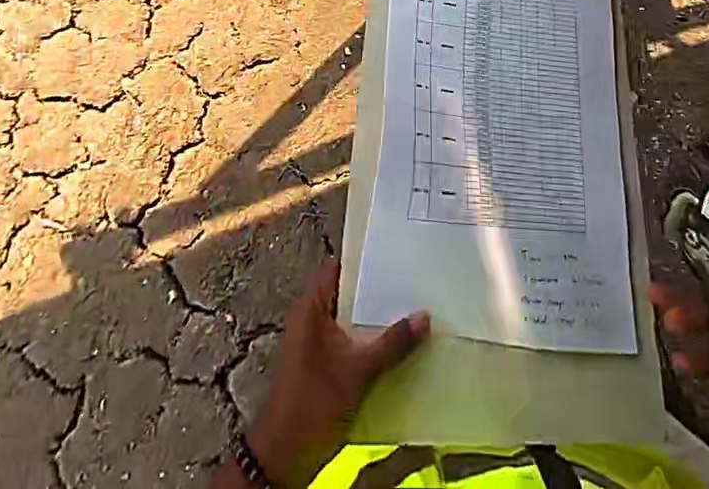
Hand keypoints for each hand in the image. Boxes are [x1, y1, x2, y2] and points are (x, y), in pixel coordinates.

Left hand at [245, 259, 429, 486]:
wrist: (284, 456)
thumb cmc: (312, 404)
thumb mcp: (358, 371)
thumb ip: (392, 343)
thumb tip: (424, 316)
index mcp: (310, 308)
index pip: (337, 268)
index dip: (363, 259)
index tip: (394, 254)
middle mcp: (311, 318)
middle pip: (348, 293)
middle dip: (377, 290)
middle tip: (411, 280)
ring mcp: (316, 342)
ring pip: (351, 318)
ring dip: (375, 318)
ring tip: (411, 308)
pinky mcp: (323, 363)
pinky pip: (351, 339)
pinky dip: (370, 338)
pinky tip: (398, 343)